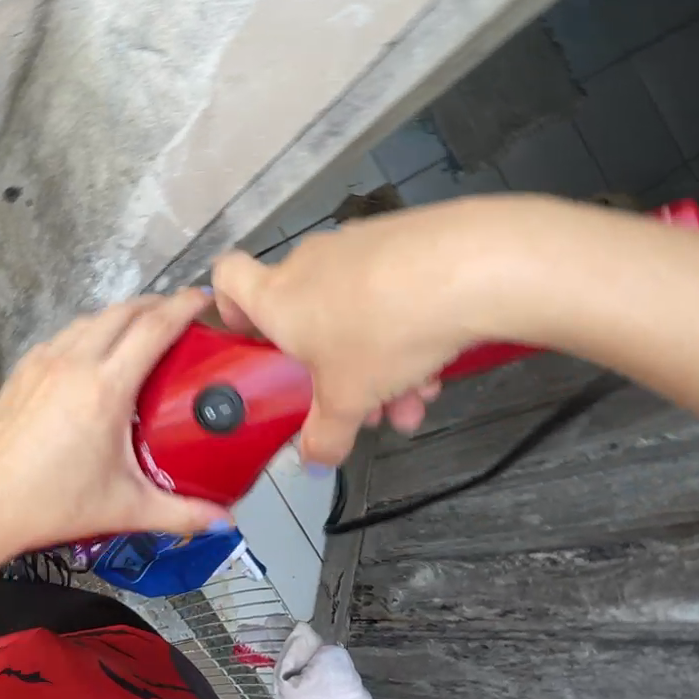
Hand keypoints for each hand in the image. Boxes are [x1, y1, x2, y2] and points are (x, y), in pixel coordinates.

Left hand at [0, 291, 232, 556]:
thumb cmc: (50, 506)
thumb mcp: (124, 507)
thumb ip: (181, 513)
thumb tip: (223, 521)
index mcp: (104, 388)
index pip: (155, 327)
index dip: (185, 306)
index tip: (204, 298)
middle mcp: (72, 363)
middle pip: (124, 312)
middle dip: (156, 306)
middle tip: (180, 317)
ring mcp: (41, 364)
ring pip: (90, 320)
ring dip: (120, 317)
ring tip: (140, 334)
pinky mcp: (20, 373)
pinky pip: (62, 337)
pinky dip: (87, 334)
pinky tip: (93, 358)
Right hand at [211, 196, 547, 465]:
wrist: (471, 268)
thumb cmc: (381, 332)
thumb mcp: (347, 401)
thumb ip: (325, 436)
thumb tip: (316, 460)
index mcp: (277, 298)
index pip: (226, 277)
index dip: (230, 306)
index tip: (254, 339)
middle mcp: (309, 264)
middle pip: (304, 315)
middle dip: (330, 365)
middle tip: (361, 403)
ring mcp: (358, 246)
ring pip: (353, 311)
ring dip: (377, 360)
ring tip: (412, 399)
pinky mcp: (405, 238)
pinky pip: (389, 292)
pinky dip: (405, 328)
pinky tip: (438, 366)